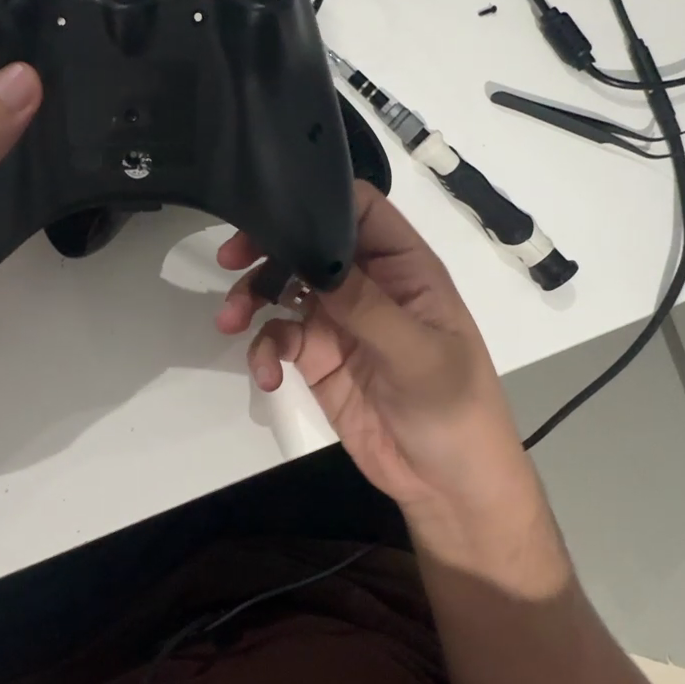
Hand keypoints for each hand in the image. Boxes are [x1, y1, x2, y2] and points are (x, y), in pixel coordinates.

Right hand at [216, 183, 536, 555]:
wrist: (446, 482)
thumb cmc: (455, 408)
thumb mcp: (417, 354)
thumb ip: (366, 306)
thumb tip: (315, 261)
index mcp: (405, 269)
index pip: (360, 212)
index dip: (317, 201)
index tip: (271, 211)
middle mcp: (368, 287)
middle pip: (309, 246)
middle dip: (267, 249)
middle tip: (229, 260)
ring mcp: (340, 324)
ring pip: (284, 291)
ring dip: (253, 300)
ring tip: (229, 322)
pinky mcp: (318, 361)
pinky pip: (278, 341)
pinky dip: (263, 353)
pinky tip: (267, 377)